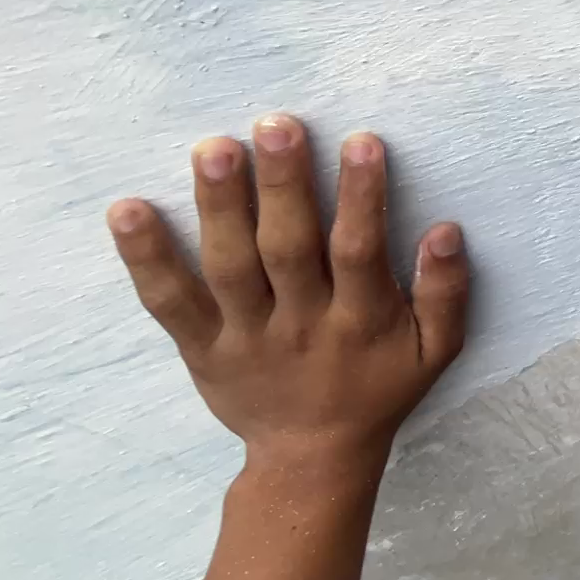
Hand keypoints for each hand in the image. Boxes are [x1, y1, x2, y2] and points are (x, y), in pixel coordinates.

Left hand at [105, 114, 469, 471]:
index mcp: (361, 319)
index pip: (359, 248)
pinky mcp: (200, 347)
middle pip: (286, 248)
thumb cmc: (386, 386)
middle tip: (276, 125)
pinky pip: (167, 302)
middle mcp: (299, 322)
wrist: (313, 453)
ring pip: (227, 266)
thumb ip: (448, 291)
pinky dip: (145, 257)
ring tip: (213, 148)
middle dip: (282, 183)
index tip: (361, 141)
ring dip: (219, 205)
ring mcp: (243, 335)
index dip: (361, 194)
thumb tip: (445, 231)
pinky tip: (130, 209)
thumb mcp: (440, 347)